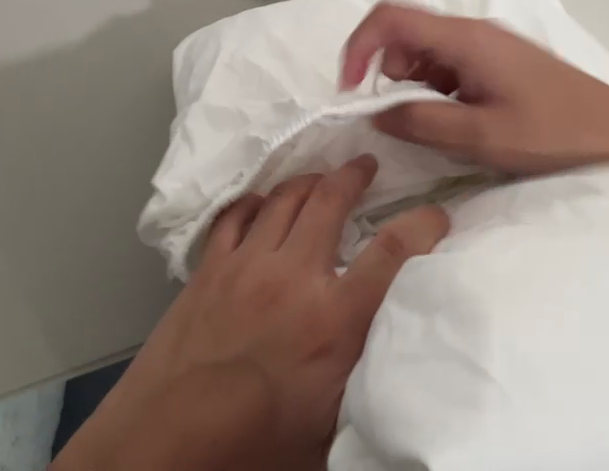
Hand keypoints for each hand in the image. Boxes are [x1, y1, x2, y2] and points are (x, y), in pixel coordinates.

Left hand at [53, 155, 449, 470]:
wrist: (172, 435)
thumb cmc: (257, 442)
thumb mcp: (333, 422)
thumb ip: (364, 374)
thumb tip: (390, 358)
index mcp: (335, 320)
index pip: (392, 254)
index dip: (421, 225)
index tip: (436, 215)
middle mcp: (294, 277)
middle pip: (330, 201)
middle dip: (353, 175)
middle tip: (365, 165)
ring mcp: (247, 265)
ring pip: (283, 198)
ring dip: (307, 181)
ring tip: (320, 176)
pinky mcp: (211, 267)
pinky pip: (236, 215)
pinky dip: (254, 202)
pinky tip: (262, 202)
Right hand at [340, 1, 608, 179]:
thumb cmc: (557, 135)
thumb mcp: (482, 136)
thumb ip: (422, 122)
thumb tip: (376, 113)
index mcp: (466, 39)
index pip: (390, 18)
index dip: (358, 46)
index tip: (347, 91)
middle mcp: (473, 33)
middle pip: (405, 34)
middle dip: (386, 73)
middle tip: (402, 118)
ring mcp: (488, 48)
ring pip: (425, 53)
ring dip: (412, 86)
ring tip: (435, 126)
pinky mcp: (499, 65)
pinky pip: (448, 69)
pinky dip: (436, 92)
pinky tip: (458, 123)